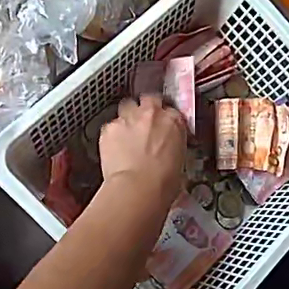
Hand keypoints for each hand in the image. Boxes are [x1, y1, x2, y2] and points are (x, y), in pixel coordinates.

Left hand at [98, 94, 185, 209]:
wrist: (138, 188)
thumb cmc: (161, 182)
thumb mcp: (179, 164)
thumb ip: (173, 149)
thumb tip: (168, 155)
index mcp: (174, 122)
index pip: (171, 111)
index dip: (164, 120)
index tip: (161, 129)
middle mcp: (152, 114)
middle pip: (148, 100)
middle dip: (145, 111)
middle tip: (143, 127)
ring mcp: (129, 118)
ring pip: (126, 107)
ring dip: (127, 119)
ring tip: (126, 137)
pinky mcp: (109, 128)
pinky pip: (110, 126)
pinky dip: (111, 135)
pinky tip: (113, 149)